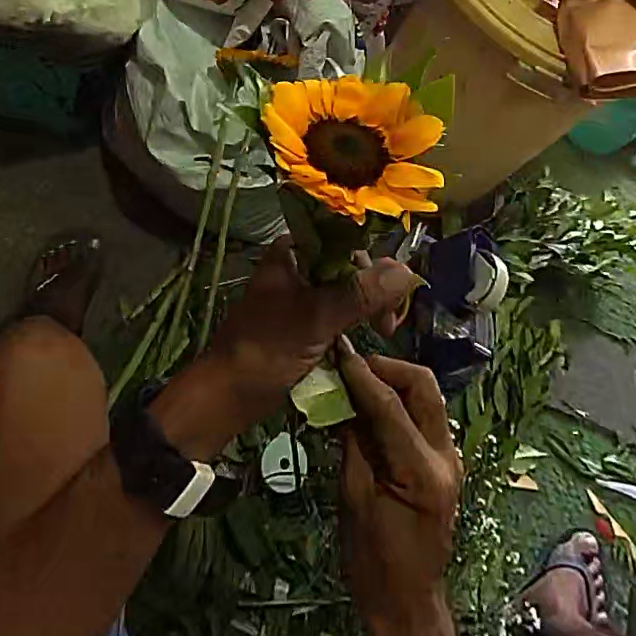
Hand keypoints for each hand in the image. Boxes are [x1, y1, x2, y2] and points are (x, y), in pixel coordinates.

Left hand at [209, 238, 422, 400]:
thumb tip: (407, 271)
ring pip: (344, 290)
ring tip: (380, 333)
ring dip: (365, 308)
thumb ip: (361, 294)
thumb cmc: (267, 348)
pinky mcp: (301, 319)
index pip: (345, 241)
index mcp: (293, 251)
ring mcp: (299, 293)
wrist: (228, 393)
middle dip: (373, 291)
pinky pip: (336, 311)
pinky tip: (364, 336)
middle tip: (387, 325)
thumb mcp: (317, 318)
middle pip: (348, 265)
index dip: (374, 263)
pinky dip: (352, 322)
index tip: (393, 296)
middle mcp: (297, 265)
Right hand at [335, 338, 461, 635]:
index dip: (361, 374)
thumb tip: (340, 396)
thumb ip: (352, 442)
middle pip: (424, 386)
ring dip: (393, 379)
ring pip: (427, 395)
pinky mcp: (443, 461)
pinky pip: (422, 414)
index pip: (390, 405)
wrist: (407, 600)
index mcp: (423, 472)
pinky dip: (397, 400)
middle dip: (387, 367)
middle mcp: (446, 457)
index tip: (338, 352)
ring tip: (357, 378)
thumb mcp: (353, 498)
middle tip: (352, 365)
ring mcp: (450, 458)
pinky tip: (369, 403)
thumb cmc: (374, 558)